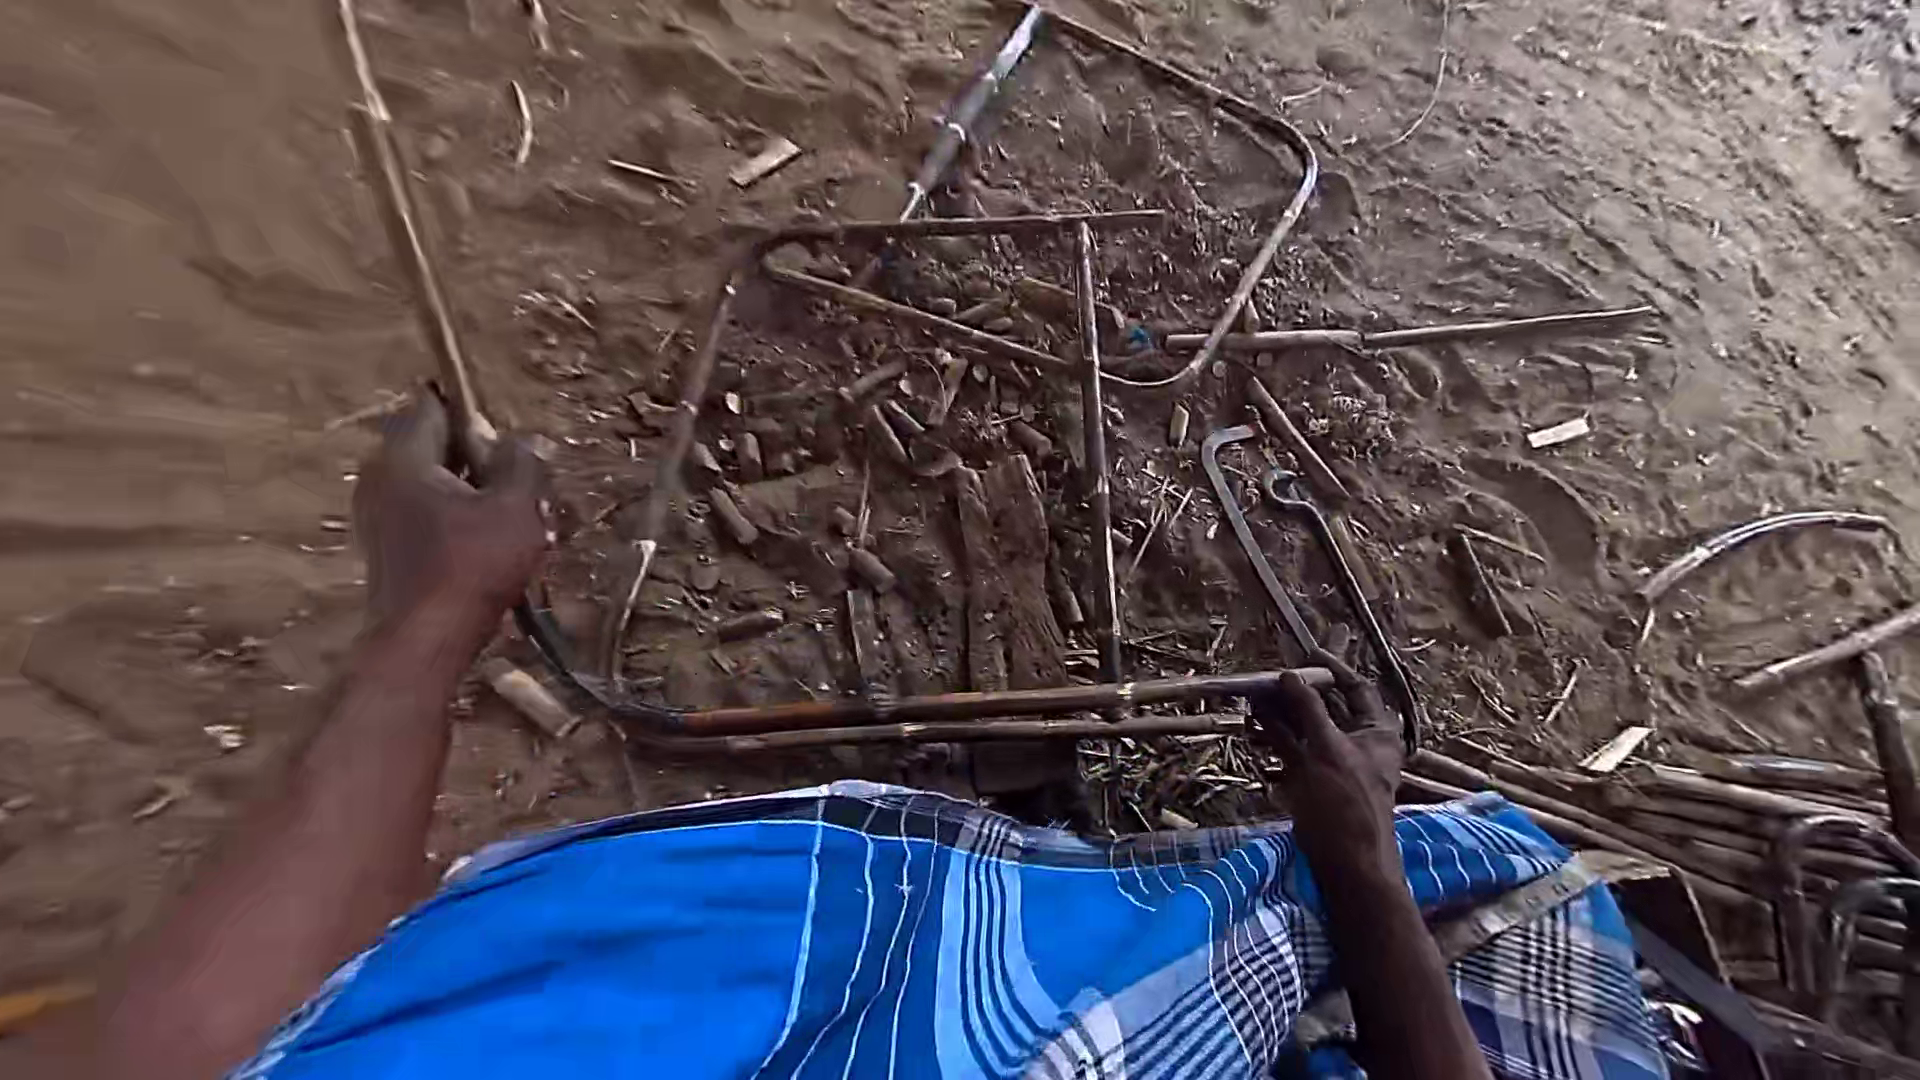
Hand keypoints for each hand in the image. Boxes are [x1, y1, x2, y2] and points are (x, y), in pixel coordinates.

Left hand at [352, 394, 546, 626]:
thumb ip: (522, 466)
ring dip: (478, 487)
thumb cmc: (475, 564)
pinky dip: (464, 513)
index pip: (430, 410)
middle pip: (435, 447)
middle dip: (482, 455)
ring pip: (437, 481)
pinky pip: (432, 510)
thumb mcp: (515, 508)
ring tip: (519, 511)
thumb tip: (524, 439)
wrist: (429, 635)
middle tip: (524, 477)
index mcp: (403, 462)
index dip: (470, 410)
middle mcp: (380, 481)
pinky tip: (496, 539)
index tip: (507, 430)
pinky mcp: (391, 545)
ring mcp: (380, 515)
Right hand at [1252, 649, 1405, 876]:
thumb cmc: (1346, 802)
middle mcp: (1355, 741)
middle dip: (1295, 690)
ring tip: (1252, 695)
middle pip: (1324, 704)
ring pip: (1301, 723)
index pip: (1356, 688)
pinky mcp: (1308, 773)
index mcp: (1376, 733)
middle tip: (1267, 675)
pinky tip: (1251, 721)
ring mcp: (1329, 758)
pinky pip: (1288, 744)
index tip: (1306, 651)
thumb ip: (1308, 709)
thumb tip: (1289, 675)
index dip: (1332, 668)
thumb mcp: (1327, 749)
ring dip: (1278, 709)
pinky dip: (1271, 732)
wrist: (1345, 861)